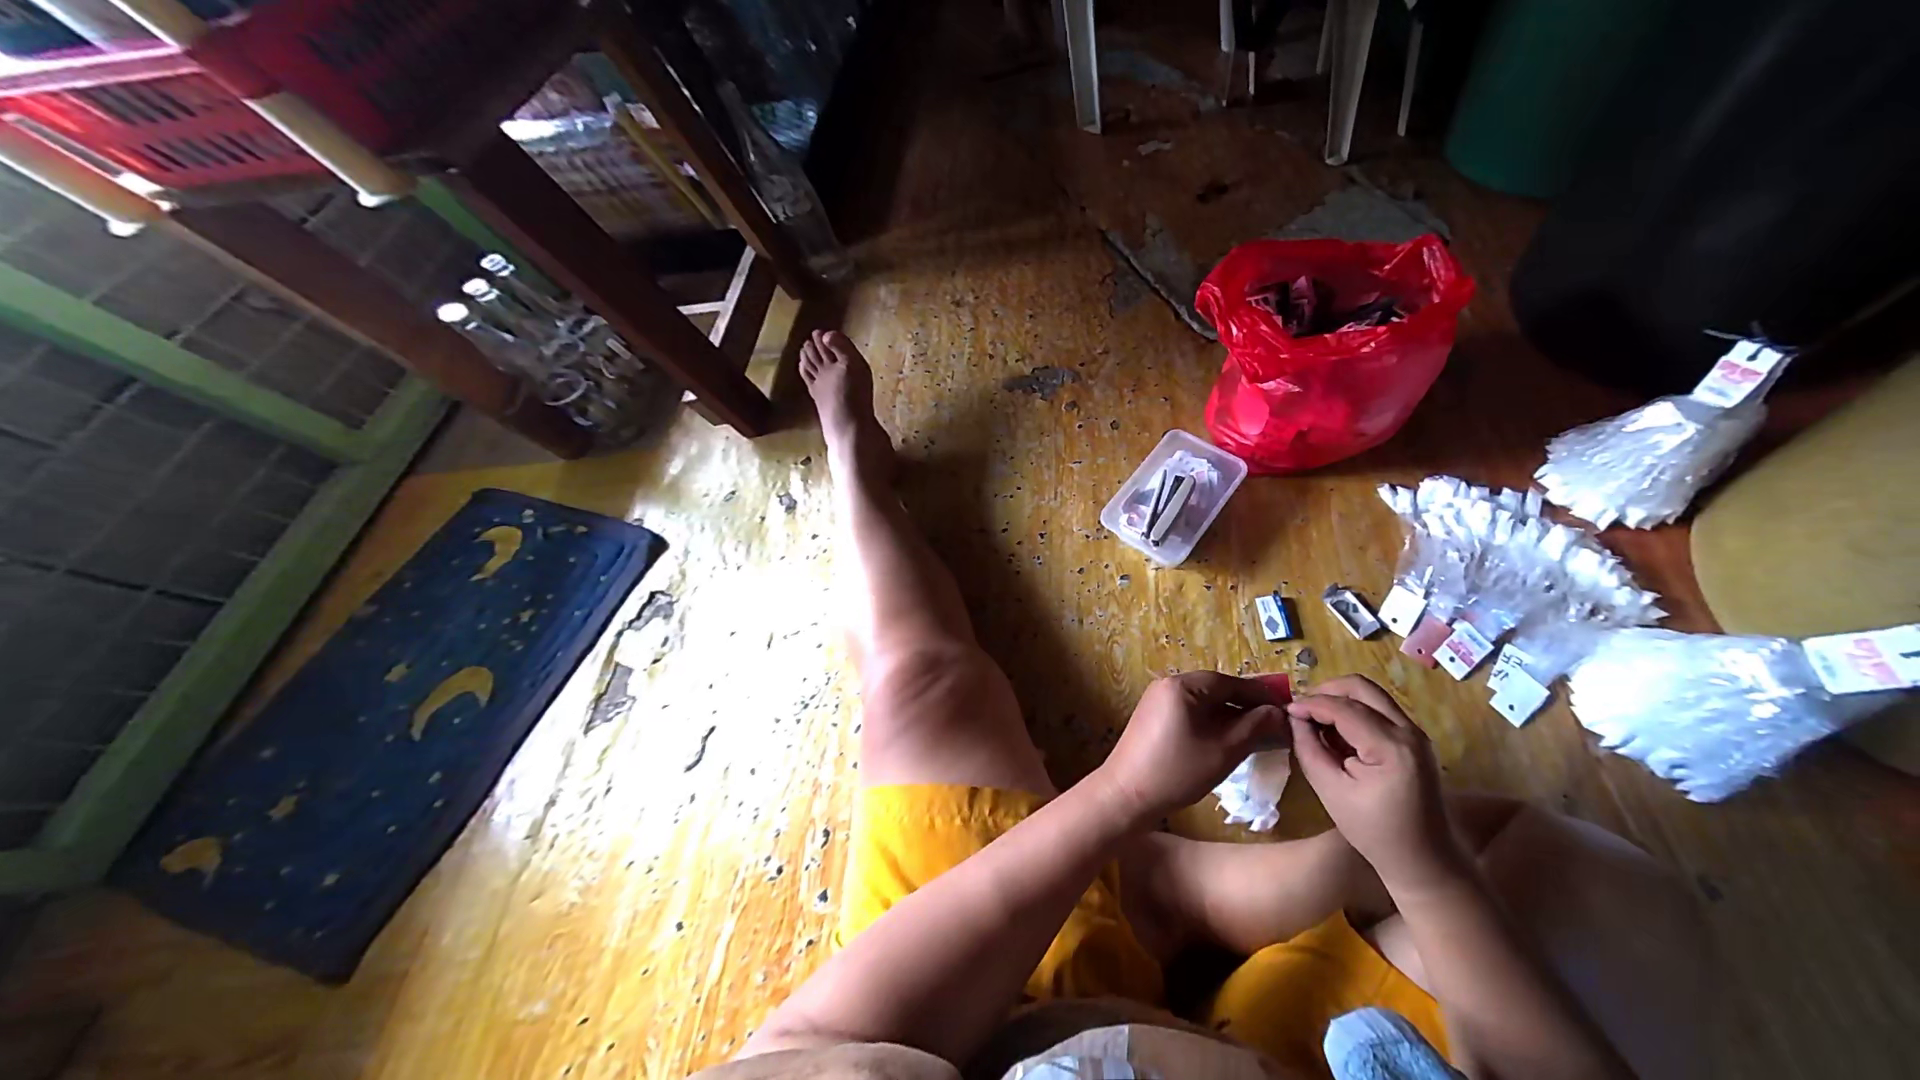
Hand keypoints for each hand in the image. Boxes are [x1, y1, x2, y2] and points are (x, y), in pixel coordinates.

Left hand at [1095, 672, 1289, 824]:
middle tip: (1273, 721)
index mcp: (1181, 686)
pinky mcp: (1152, 717)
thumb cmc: (1177, 771)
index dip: (1258, 694)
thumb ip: (1254, 727)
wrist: (1126, 795)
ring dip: (1228, 714)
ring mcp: (1156, 700)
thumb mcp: (1224, 750)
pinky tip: (1227, 739)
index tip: (1284, 705)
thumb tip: (1278, 713)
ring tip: (1256, 732)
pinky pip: (1189, 711)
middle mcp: (1166, 685)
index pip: (1228, 681)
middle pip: (1214, 688)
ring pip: (1202, 701)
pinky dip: (1210, 721)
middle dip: (1244, 704)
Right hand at [1287, 675, 1465, 893]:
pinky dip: (1354, 710)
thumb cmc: (1374, 831)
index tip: (1286, 710)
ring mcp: (1416, 734)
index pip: (1344, 707)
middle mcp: (1409, 732)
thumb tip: (1295, 718)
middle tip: (1302, 708)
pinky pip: (1379, 709)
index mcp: (1391, 748)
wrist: (1424, 859)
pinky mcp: (1414, 740)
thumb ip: (1309, 748)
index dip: (1310, 704)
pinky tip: (1336, 731)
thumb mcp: (1330, 790)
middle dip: (1326, 690)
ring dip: (1340, 698)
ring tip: (1315, 719)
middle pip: (1362, 687)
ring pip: (1372, 694)